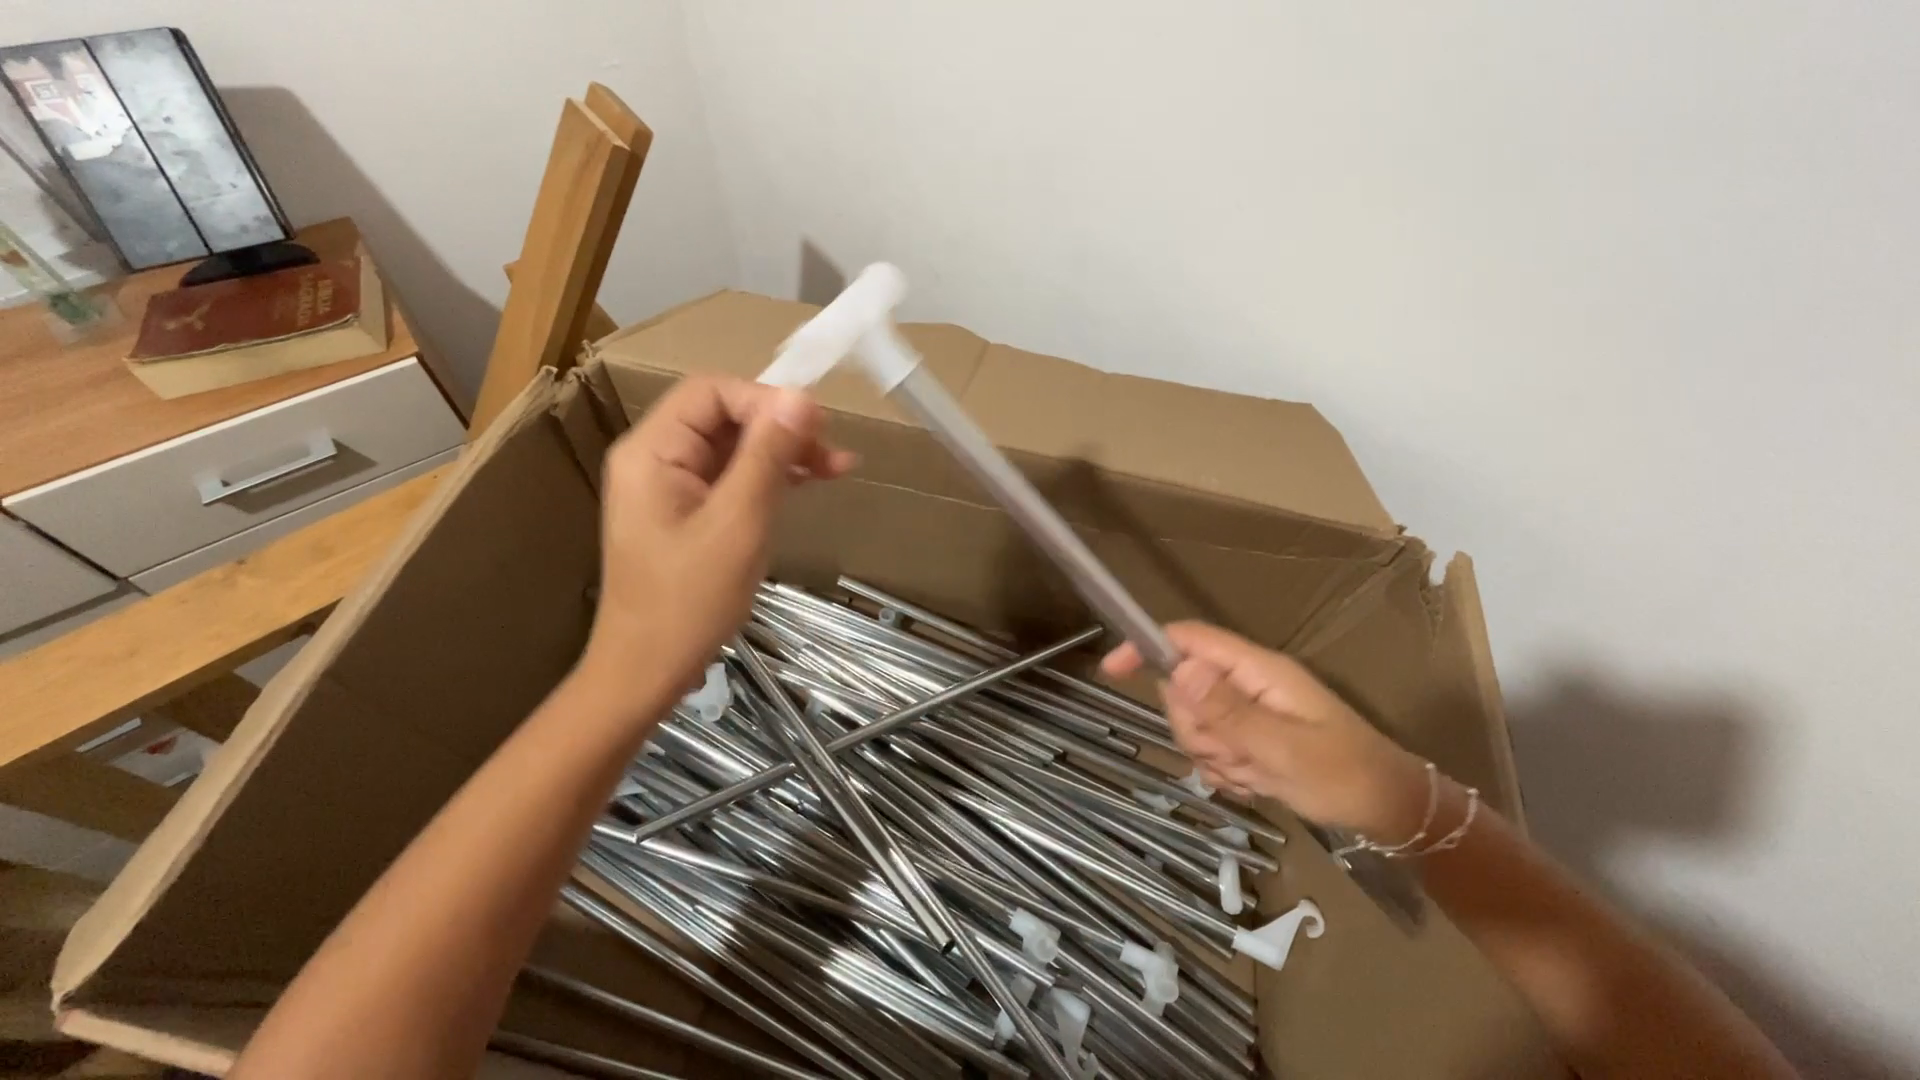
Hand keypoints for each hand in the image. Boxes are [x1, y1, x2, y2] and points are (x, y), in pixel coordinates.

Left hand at [578, 376, 854, 718]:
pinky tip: (807, 485)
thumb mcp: (738, 524)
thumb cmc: (688, 601)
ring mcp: (669, 487)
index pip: (712, 392)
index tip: (815, 427)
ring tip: (836, 468)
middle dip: (781, 427)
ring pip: (733, 447)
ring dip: (783, 452)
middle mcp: (655, 459)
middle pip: (724, 416)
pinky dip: (769, 478)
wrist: (647, 670)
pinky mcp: (686, 513)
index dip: (766, 400)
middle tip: (832, 451)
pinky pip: (730, 477)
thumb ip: (767, 457)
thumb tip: (802, 398)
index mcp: (652, 451)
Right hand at [1103, 621, 1430, 839]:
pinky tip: (1253, 782)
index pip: (1190, 641)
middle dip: (1196, 727)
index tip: (1112, 670)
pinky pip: (1211, 748)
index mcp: (1257, 670)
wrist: (1385, 809)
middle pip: (1183, 689)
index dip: (1148, 647)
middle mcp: (1248, 683)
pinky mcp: (1248, 736)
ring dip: (1213, 754)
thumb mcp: (1283, 747)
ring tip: (1253, 773)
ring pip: (1194, 723)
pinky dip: (1223, 769)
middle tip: (1233, 753)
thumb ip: (1228, 710)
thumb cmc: (1342, 772)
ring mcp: (1248, 710)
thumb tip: (1179, 667)